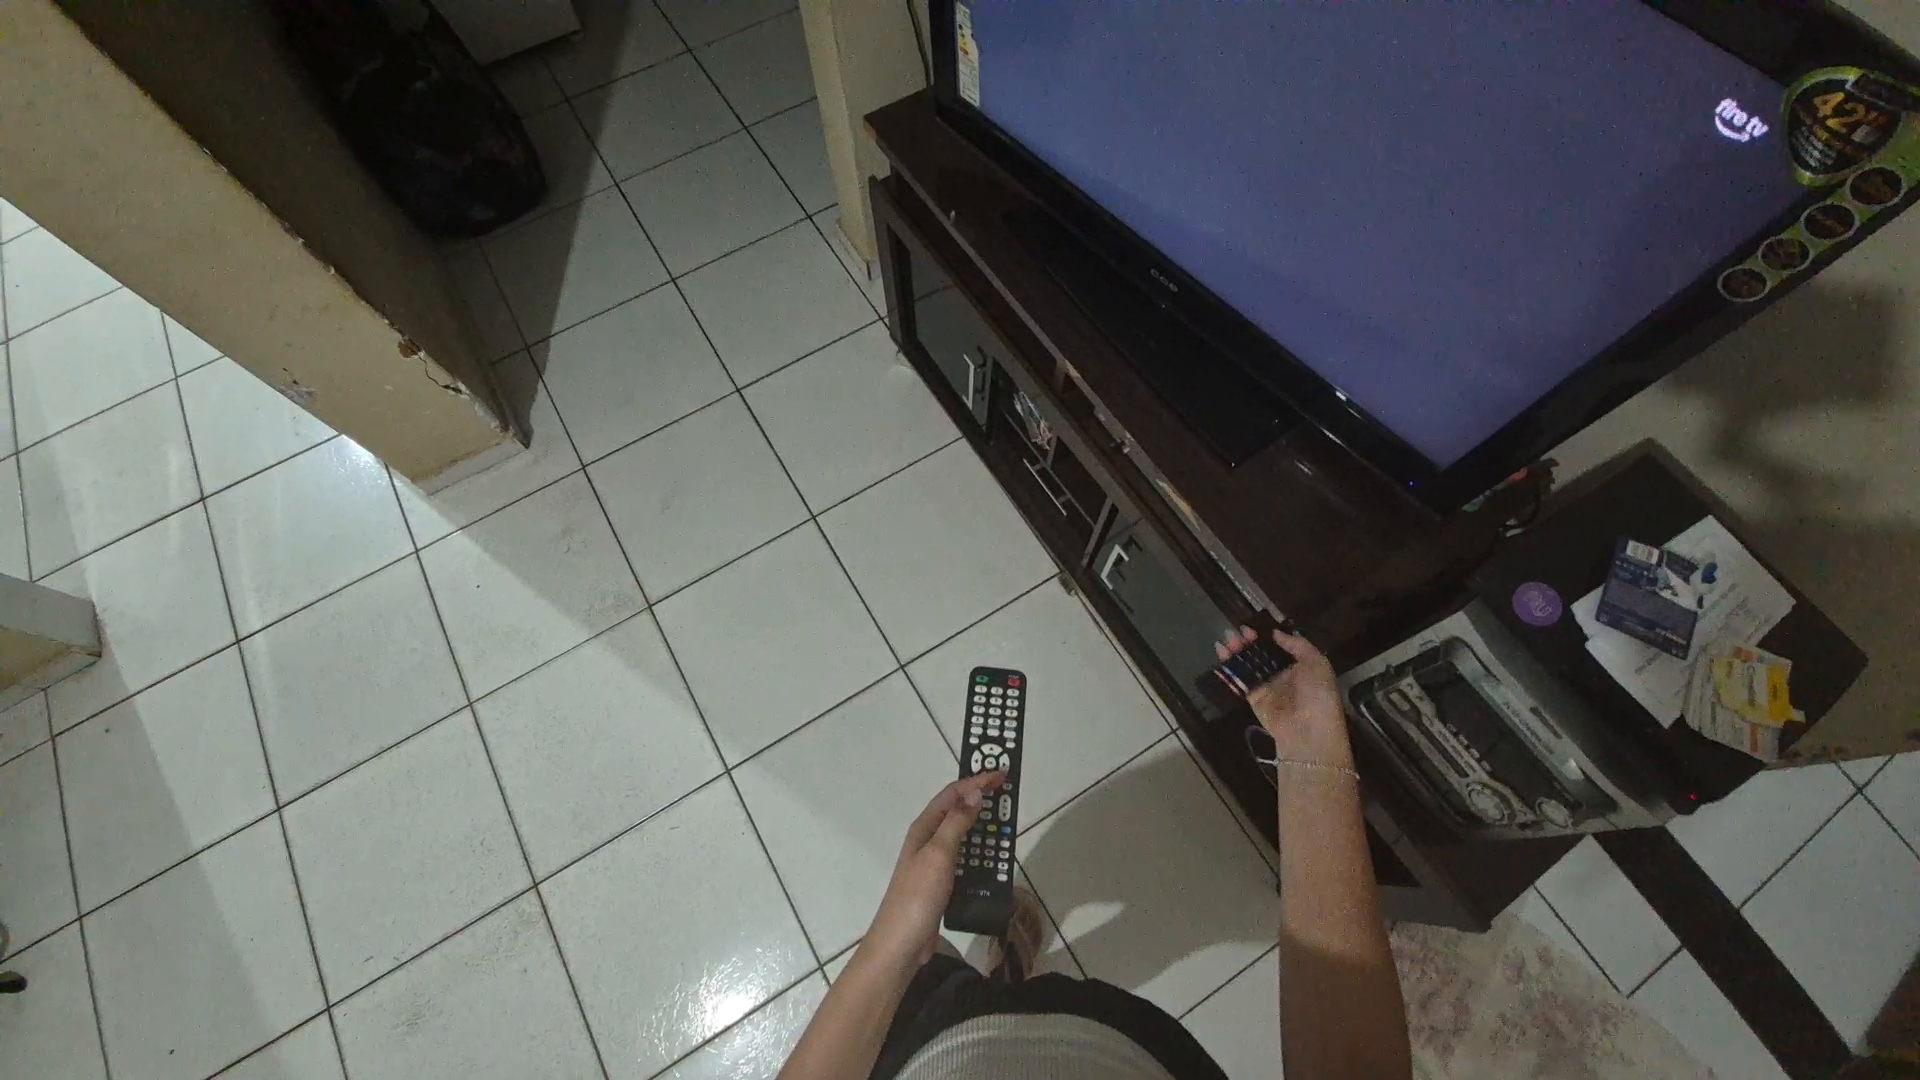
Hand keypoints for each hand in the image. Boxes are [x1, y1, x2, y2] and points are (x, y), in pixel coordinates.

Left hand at [866, 772, 1005, 967]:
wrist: (901, 945)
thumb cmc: (918, 896)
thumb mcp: (938, 854)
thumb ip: (956, 823)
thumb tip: (974, 793)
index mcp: (924, 828)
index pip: (953, 794)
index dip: (976, 782)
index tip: (1002, 775)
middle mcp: (929, 840)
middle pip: (958, 811)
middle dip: (981, 800)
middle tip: (1008, 796)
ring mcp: (935, 862)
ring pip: (963, 836)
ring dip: (983, 828)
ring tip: (1007, 825)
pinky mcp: (943, 883)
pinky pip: (965, 860)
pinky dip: (981, 855)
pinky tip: (996, 860)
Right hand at [1217, 627, 1352, 769]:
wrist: (1308, 731)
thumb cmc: (1317, 694)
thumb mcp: (1317, 664)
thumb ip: (1298, 645)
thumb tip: (1276, 633)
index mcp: (1299, 665)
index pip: (1277, 647)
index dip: (1264, 636)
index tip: (1251, 627)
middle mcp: (1281, 674)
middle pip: (1259, 654)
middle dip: (1246, 642)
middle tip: (1235, 633)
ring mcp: (1266, 686)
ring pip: (1247, 665)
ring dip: (1235, 652)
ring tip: (1225, 641)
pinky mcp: (1253, 698)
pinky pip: (1239, 680)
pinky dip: (1228, 669)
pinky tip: (1221, 655)